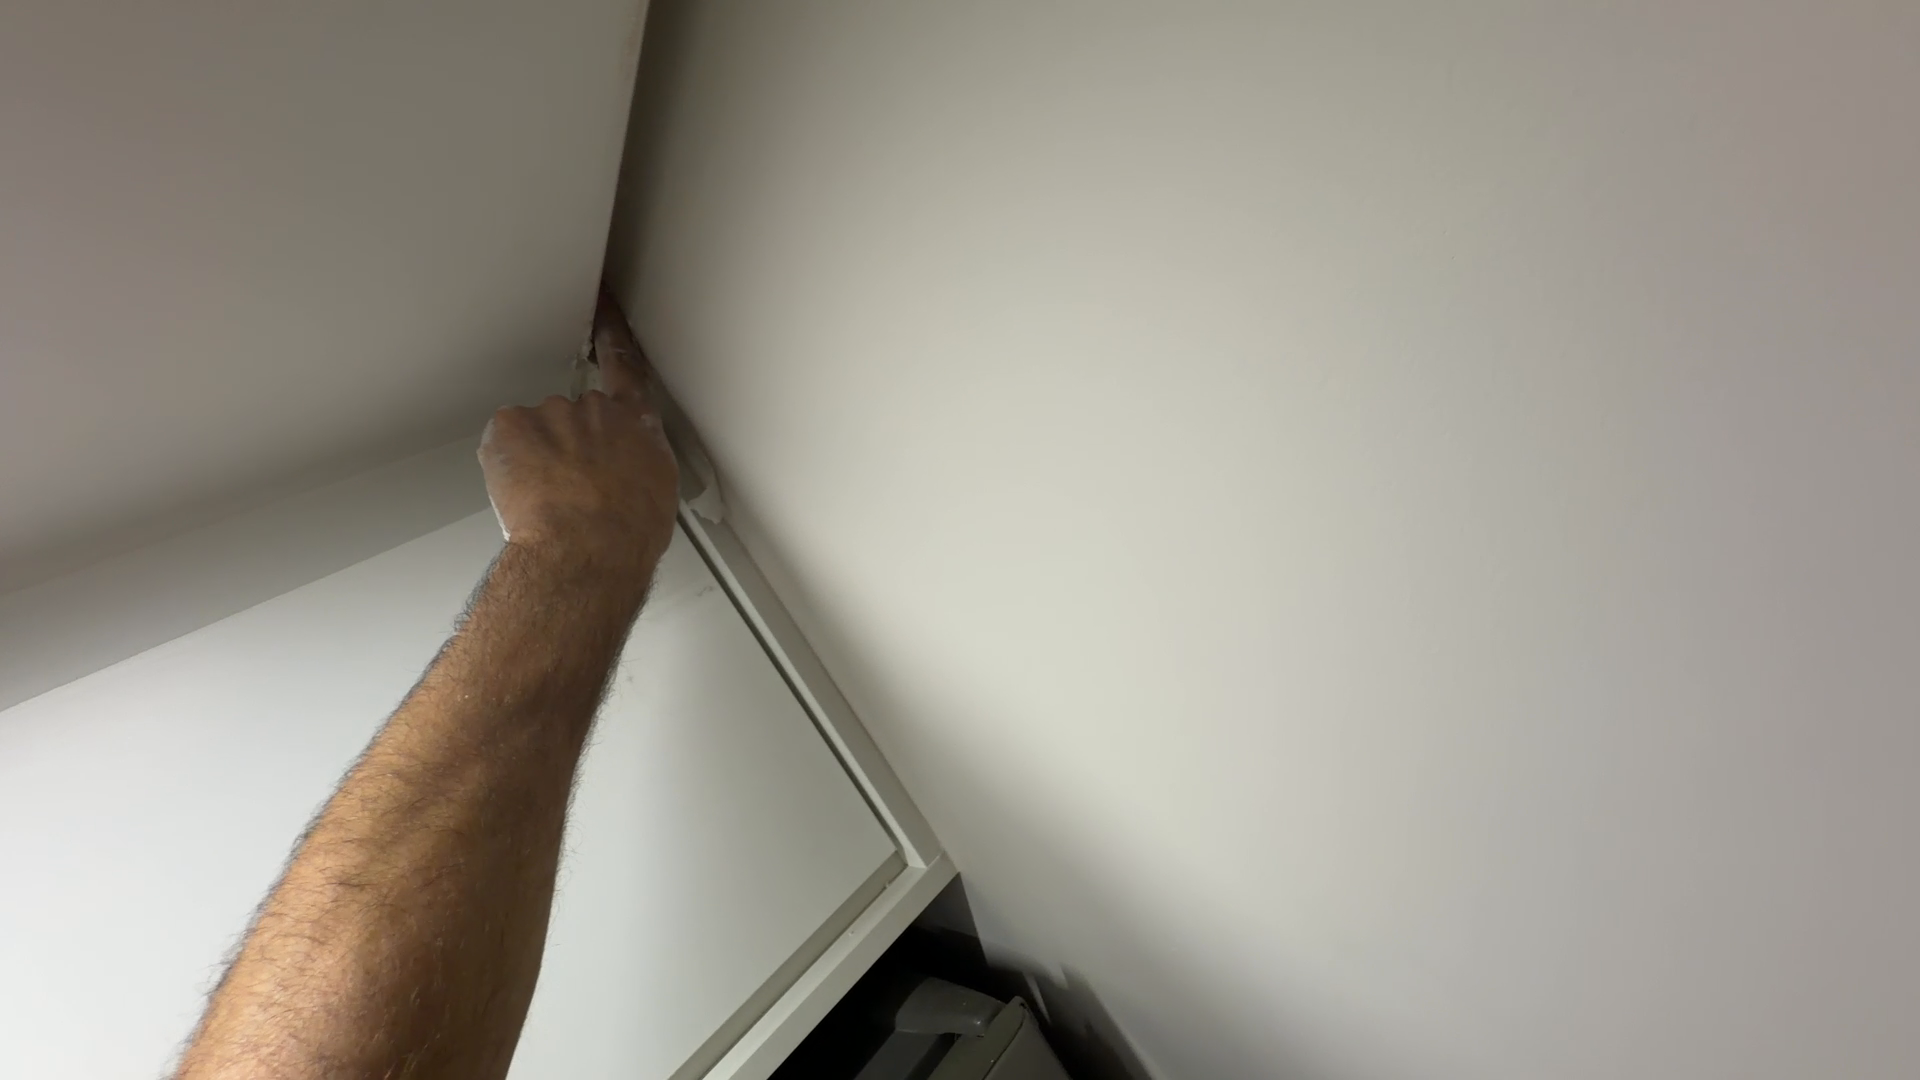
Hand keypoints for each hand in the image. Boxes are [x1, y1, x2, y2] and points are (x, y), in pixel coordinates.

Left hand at [479, 293, 679, 581]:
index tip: (604, 303)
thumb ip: (639, 459)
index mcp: (636, 424)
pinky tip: (527, 491)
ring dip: (538, 458)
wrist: (589, 548)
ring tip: (551, 499)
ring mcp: (551, 414)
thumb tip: (626, 465)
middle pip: (572, 415)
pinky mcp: (511, 427)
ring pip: (536, 432)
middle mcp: (596, 409)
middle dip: (568, 446)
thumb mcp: (657, 492)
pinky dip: (510, 463)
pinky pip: (506, 440)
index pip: (624, 367)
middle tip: (571, 489)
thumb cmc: (628, 532)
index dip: (613, 332)